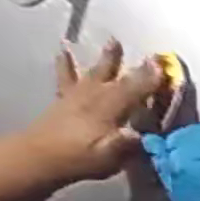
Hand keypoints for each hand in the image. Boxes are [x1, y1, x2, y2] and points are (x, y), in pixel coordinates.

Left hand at [25, 39, 166, 182]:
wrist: (37, 159)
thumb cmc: (79, 159)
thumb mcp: (109, 157)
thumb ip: (125, 144)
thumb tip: (140, 134)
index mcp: (107, 111)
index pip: (133, 92)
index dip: (149, 79)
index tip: (162, 66)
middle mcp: (93, 99)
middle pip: (117, 80)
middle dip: (135, 68)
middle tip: (149, 55)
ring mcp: (77, 97)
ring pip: (95, 73)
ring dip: (106, 59)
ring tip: (112, 41)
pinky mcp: (64, 100)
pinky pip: (66, 78)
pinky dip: (65, 64)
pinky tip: (62, 52)